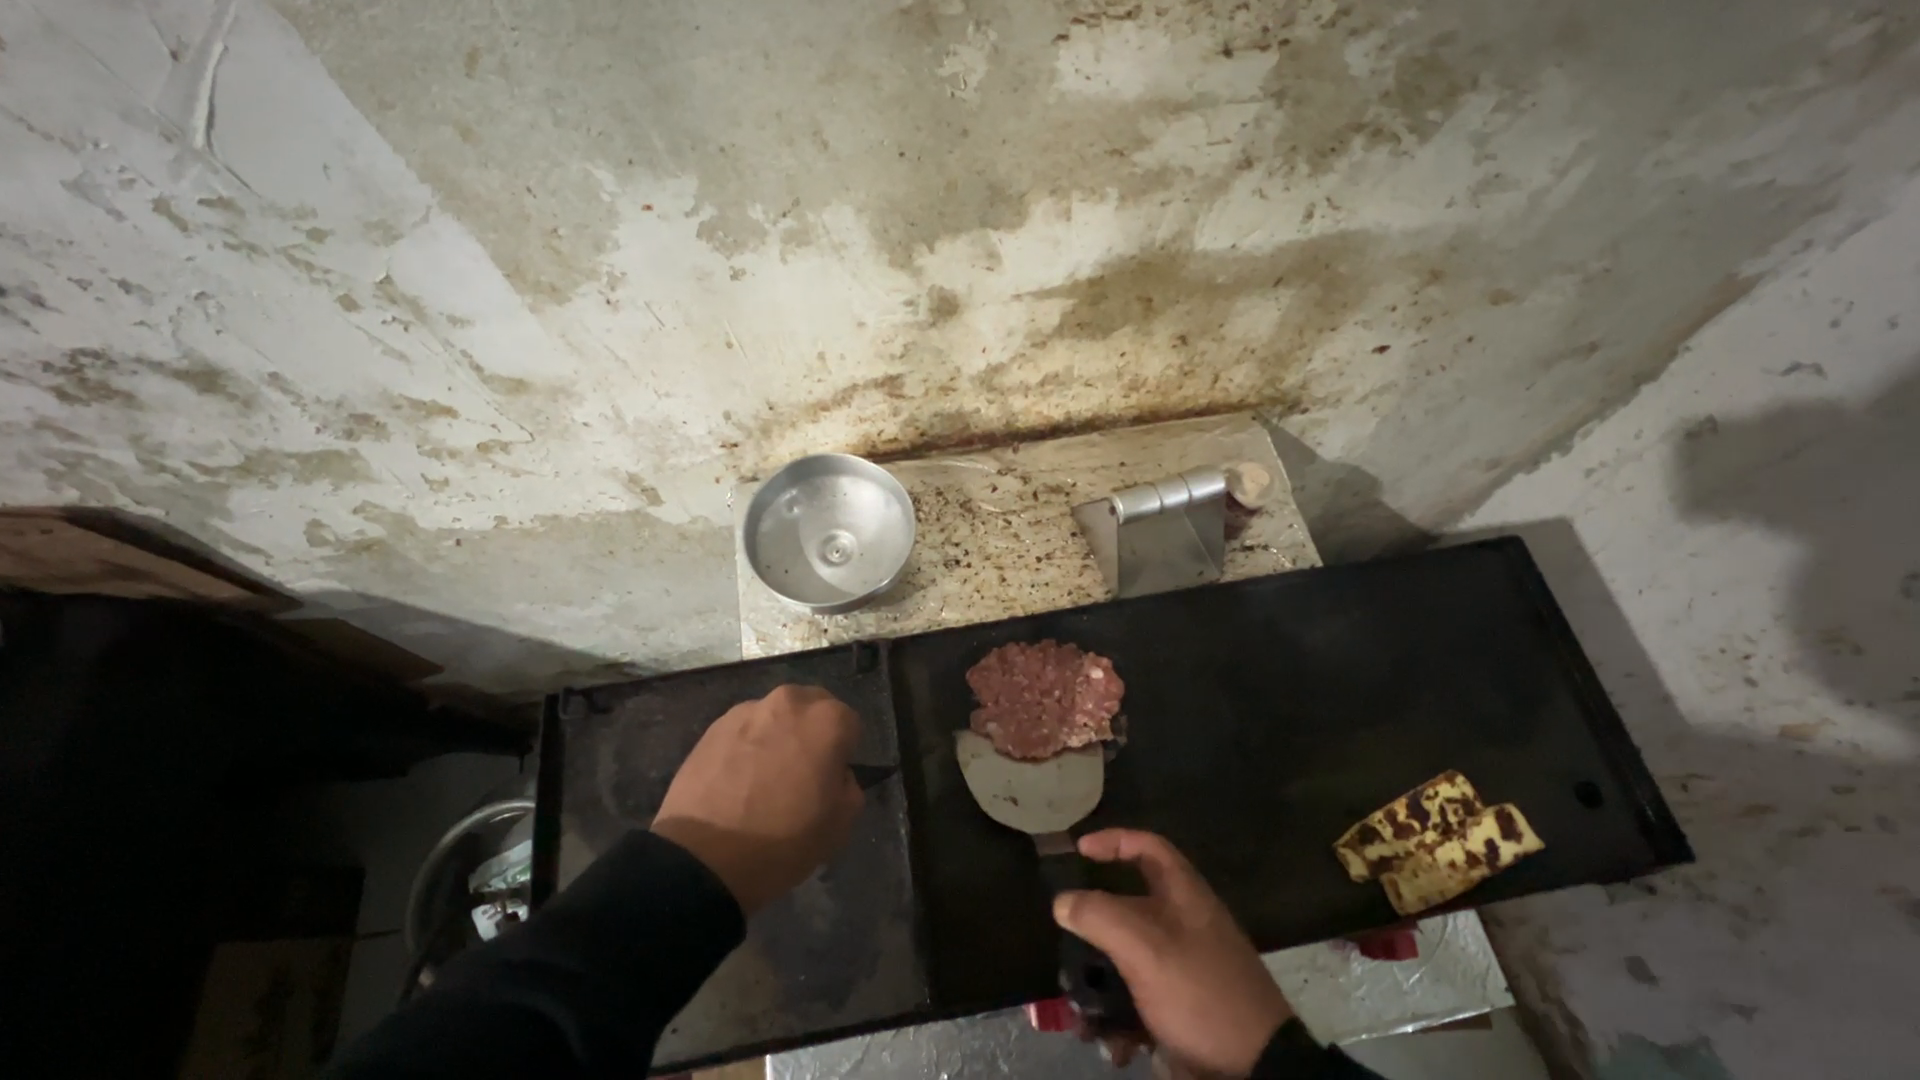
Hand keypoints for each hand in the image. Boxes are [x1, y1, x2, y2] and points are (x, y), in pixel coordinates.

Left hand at [651, 685, 863, 914]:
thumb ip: (848, 785)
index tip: (831, 778)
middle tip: (802, 772)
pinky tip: (737, 782)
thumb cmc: (784, 840)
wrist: (705, 859)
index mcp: (827, 720)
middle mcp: (788, 703)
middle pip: (811, 708)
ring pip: (774, 718)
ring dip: (777, 737)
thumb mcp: (841, 824)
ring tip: (763, 779)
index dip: (844, 752)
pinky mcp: (711, 728)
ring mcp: (745, 712)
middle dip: (811, 732)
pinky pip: (743, 732)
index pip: (850, 724)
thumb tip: (833, 775)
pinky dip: (746, 748)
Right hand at [1053, 830, 1293, 1076]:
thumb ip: (1099, 915)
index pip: (1147, 847)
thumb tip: (1062, 901)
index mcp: (1184, 896)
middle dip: (1092, 928)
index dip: (1113, 840)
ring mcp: (1184, 968)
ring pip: (1127, 960)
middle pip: (1128, 907)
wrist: (1255, 1068)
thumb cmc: (1200, 991)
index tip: (1077, 850)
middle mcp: (1184, 925)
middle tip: (1065, 941)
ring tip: (1079, 1009)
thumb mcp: (1145, 947)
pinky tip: (1109, 1043)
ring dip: (1099, 984)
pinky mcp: (1182, 1008)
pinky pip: (1139, 1002)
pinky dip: (1119, 1021)